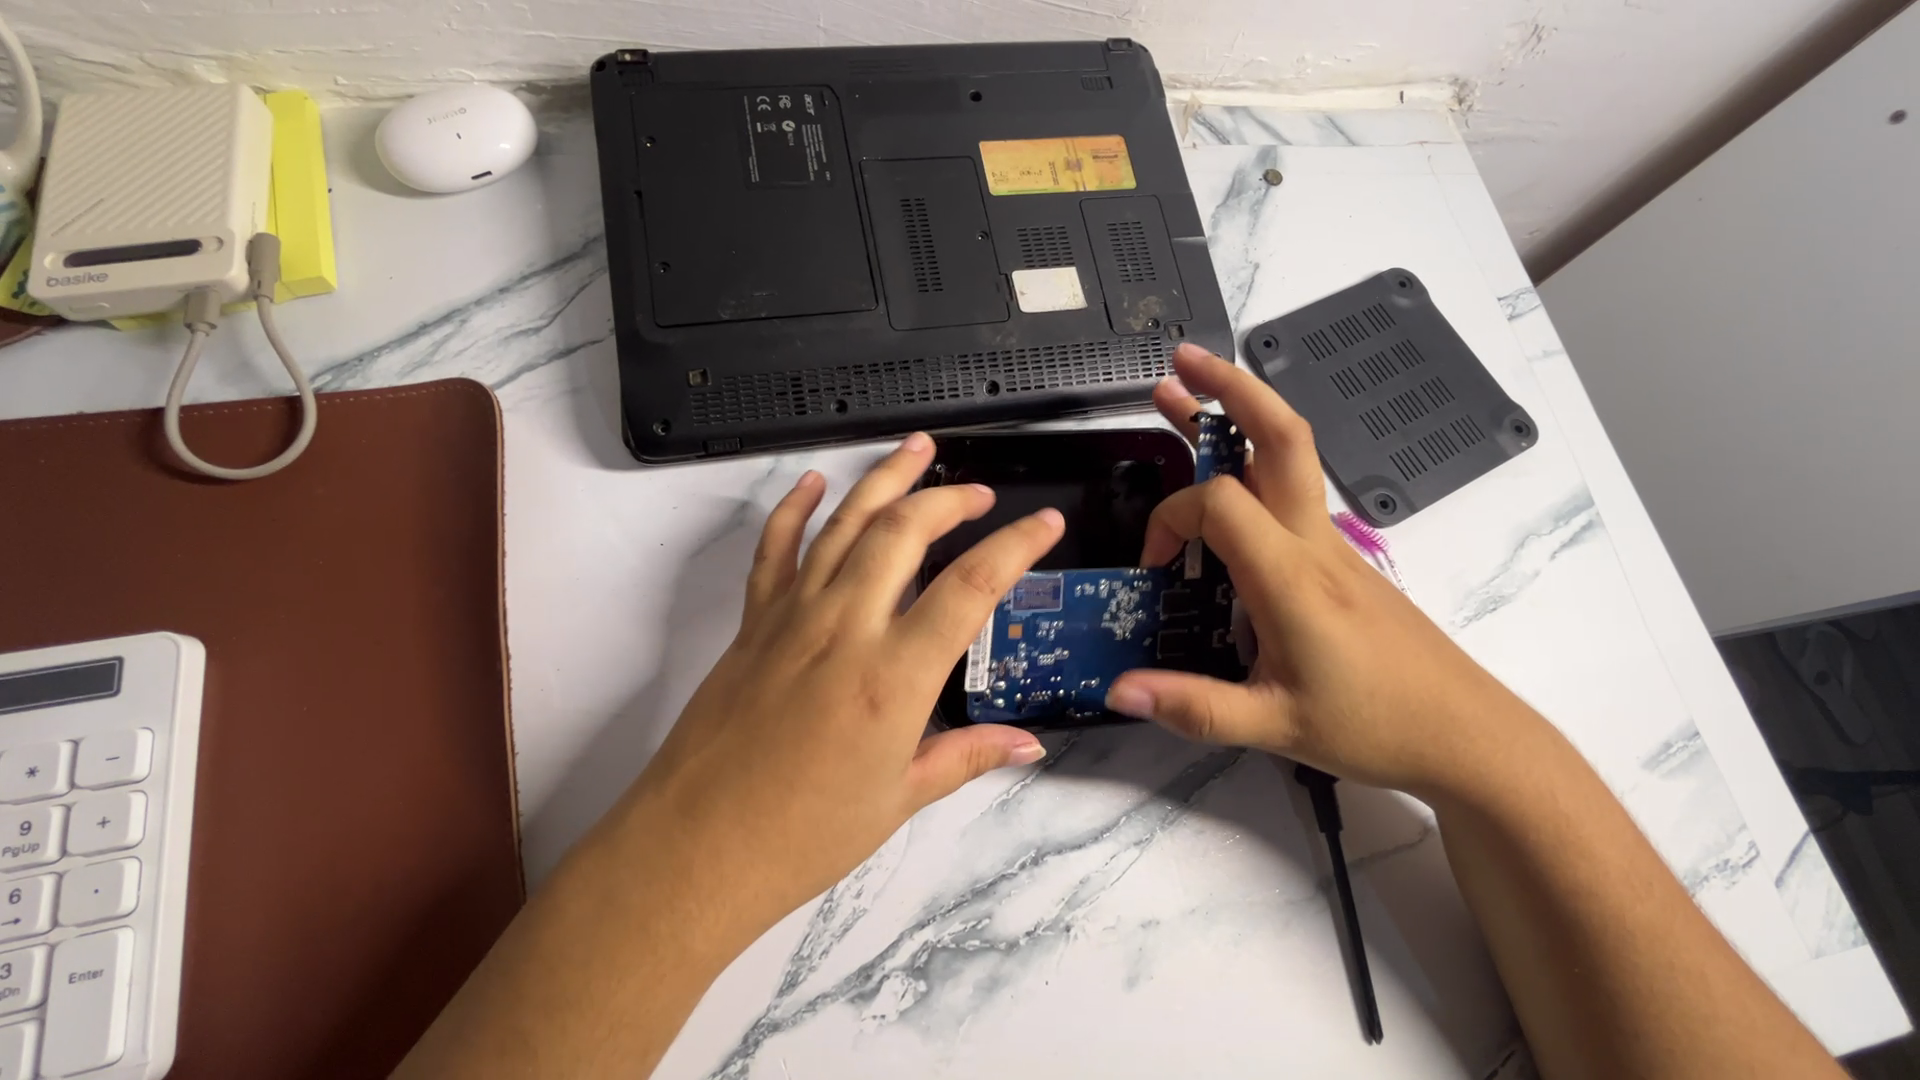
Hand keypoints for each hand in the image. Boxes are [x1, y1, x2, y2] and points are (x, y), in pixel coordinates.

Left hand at [617, 433, 1064, 925]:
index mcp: (894, 675)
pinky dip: (794, 508)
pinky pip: (775, 549)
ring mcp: (792, 616)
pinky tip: (814, 482)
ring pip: (844, 524)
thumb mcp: (900, 798)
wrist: (697, 847)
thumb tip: (1028, 744)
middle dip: (949, 499)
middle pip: (904, 531)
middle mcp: (845, 627)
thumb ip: (968, 757)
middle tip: (980, 493)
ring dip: (884, 479)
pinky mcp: (753, 622)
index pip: (971, 588)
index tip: (1045, 523)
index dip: (1017, 546)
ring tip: (916, 449)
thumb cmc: (805, 834)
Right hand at [1104, 344, 1544, 800]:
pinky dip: (1251, 462)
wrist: (1467, 733)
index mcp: (1290, 575)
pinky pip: (1291, 492)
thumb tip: (1117, 689)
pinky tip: (1226, 479)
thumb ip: (1192, 707)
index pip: (1218, 503)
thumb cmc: (1374, 725)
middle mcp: (1312, 543)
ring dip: (1239, 415)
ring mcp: (1331, 545)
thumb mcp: (1273, 725)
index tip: (1156, 567)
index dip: (1172, 520)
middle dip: (1230, 388)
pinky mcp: (1339, 559)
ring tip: (1186, 390)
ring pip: (1287, 456)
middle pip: (1279, 437)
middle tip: (1178, 364)